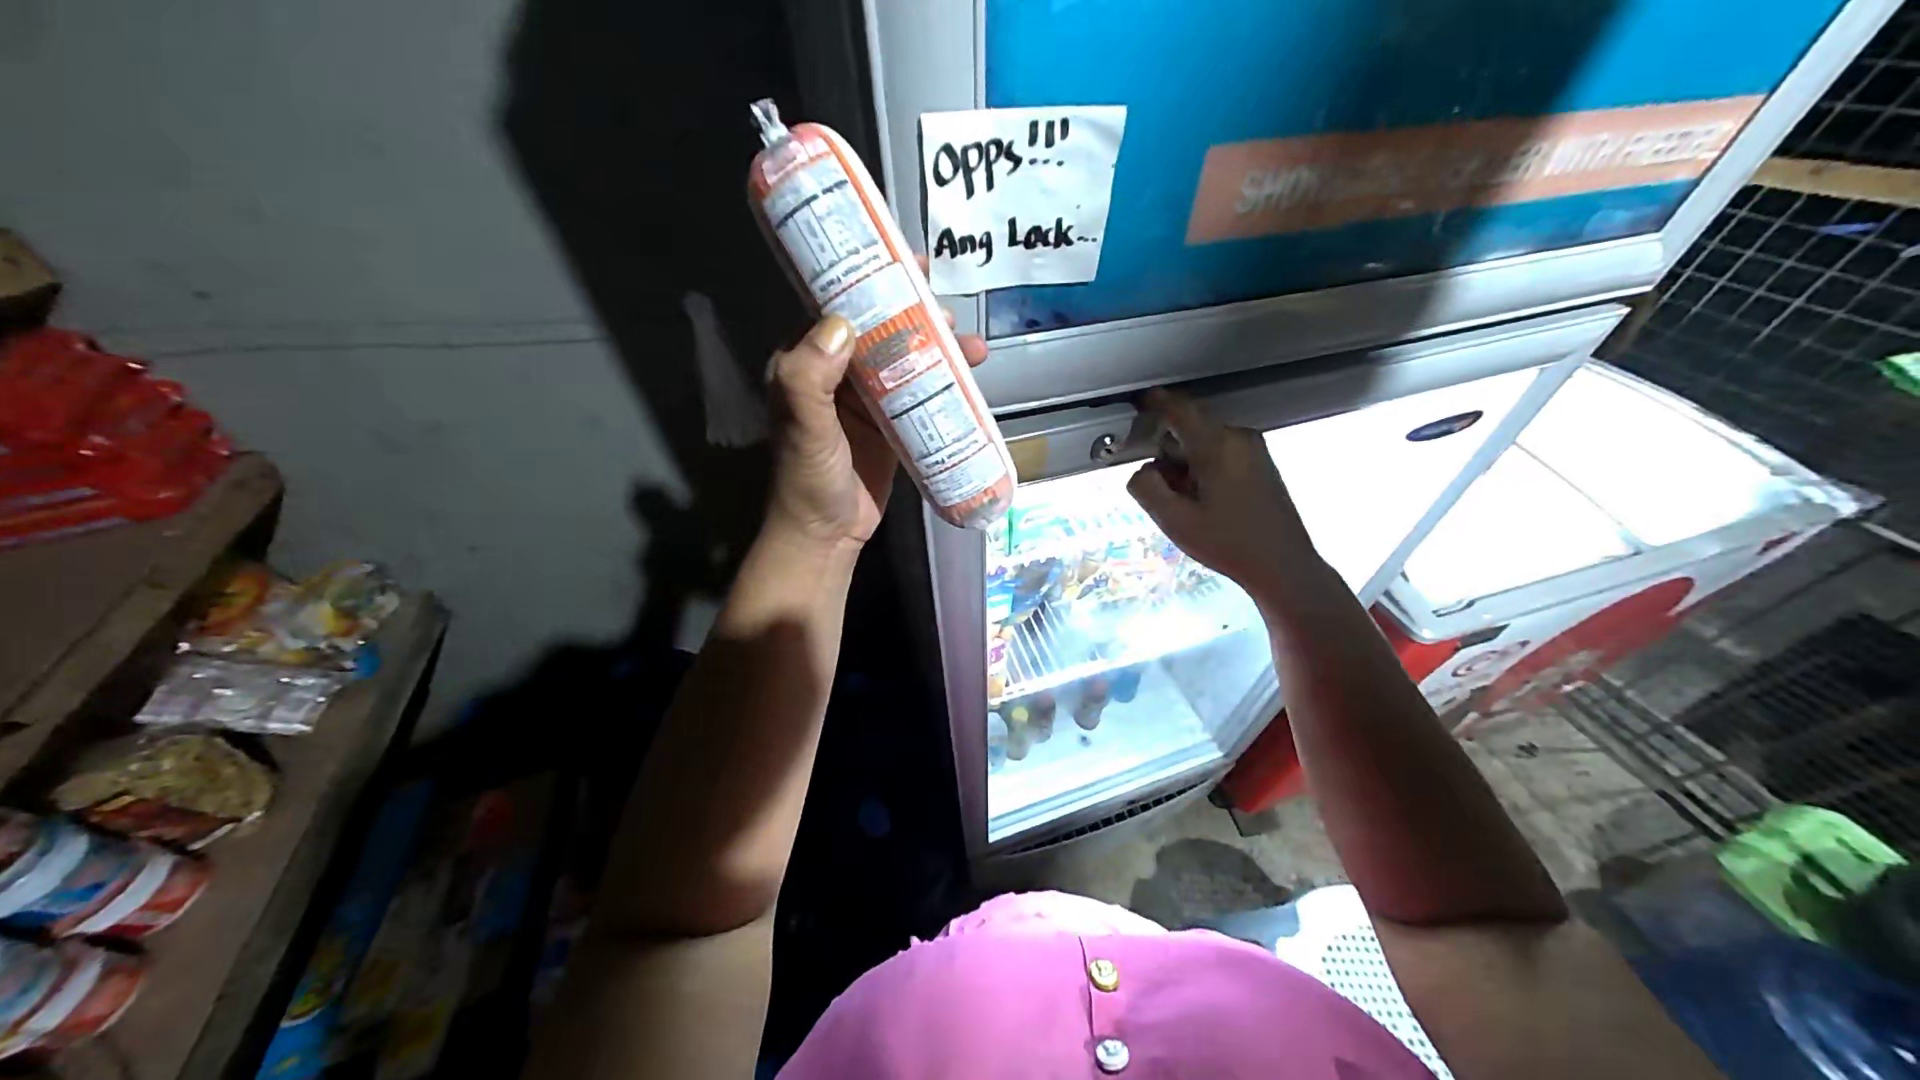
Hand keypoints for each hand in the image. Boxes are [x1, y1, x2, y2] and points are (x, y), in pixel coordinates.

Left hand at [764, 299, 986, 554]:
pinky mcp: (893, 424)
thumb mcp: (804, 427)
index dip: (872, 282)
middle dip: (916, 315)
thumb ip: (810, 379)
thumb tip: (843, 323)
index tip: (907, 266)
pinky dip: (946, 381)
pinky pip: (922, 392)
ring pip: (907, 358)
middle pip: (882, 329)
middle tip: (948, 312)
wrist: (828, 535)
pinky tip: (972, 376)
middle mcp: (837, 374)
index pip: (840, 308)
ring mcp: (868, 400)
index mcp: (807, 363)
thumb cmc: (809, 479)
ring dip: (940, 348)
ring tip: (973, 348)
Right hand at [1126, 389, 1323, 602]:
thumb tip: (1141, 471)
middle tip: (1163, 492)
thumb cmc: (1229, 543)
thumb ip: (1146, 488)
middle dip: (1168, 454)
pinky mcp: (1260, 463)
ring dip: (1186, 465)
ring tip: (1187, 505)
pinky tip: (1206, 503)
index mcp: (1217, 446)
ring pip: (1203, 444)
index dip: (1155, 402)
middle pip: (1189, 431)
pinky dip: (1203, 470)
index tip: (1139, 401)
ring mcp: (1253, 449)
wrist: (1283, 566)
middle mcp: (1238, 438)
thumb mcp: (1175, 520)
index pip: (1179, 410)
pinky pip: (1220, 454)